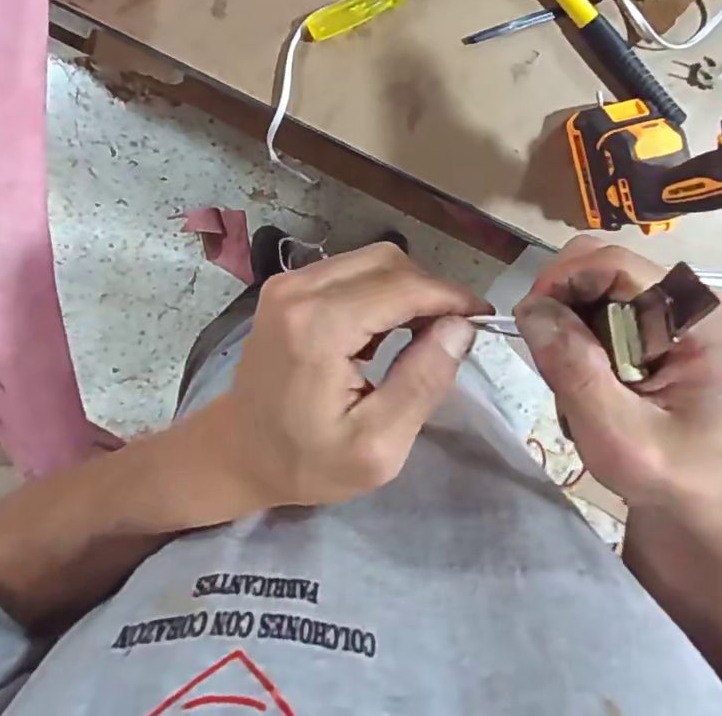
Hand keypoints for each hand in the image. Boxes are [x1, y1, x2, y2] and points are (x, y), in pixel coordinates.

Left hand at [204, 243, 489, 509]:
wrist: (237, 451)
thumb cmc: (304, 461)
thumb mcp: (376, 446)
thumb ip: (422, 382)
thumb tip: (461, 327)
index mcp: (318, 327)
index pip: (403, 287)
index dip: (451, 297)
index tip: (484, 317)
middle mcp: (300, 289)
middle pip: (388, 261)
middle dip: (431, 290)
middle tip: (453, 331)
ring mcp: (289, 282)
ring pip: (371, 259)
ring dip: (407, 287)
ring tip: (423, 332)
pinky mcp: (287, 286)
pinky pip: (350, 269)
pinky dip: (380, 289)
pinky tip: (386, 327)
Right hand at [513, 235, 721, 506]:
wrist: (699, 513)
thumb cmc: (668, 482)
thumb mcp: (617, 436)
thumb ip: (575, 370)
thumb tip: (531, 308)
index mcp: (704, 323)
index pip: (619, 265)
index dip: (565, 278)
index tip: (530, 318)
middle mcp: (698, 306)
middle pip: (608, 265)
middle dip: (564, 298)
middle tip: (547, 347)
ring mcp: (682, 314)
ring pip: (601, 281)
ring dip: (570, 315)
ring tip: (569, 367)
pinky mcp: (665, 326)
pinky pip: (606, 301)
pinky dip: (580, 325)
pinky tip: (584, 366)